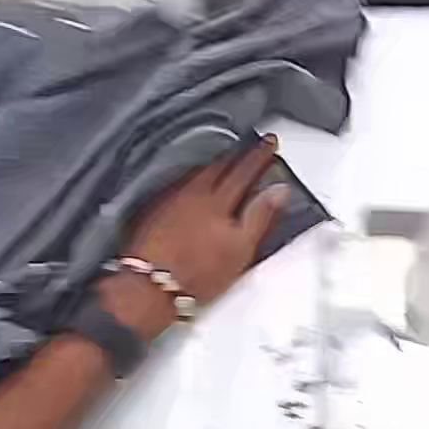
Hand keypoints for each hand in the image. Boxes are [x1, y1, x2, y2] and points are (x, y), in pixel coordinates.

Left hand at [98, 136, 290, 339]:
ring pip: (196, 173)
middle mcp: (192, 194)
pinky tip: (192, 186)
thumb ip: (260, 216)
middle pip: (218, 166)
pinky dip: (191, 180)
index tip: (269, 142)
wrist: (151, 285)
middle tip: (248, 147)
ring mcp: (170, 200)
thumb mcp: (240, 248)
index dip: (260, 155)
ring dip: (212, 165)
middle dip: (235, 155)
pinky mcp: (154, 211)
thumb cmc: (196, 272)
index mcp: (218, 201)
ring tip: (223, 162)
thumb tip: (278, 191)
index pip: (244, 170)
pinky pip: (177, 185)